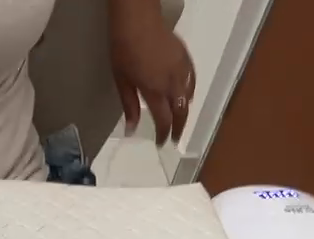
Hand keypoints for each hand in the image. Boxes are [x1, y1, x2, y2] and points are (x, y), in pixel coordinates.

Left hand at [109, 0, 194, 144]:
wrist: (137, 19)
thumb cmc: (123, 50)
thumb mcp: (122, 82)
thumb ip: (129, 107)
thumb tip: (132, 130)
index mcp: (155, 90)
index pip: (164, 120)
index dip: (164, 134)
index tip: (161, 144)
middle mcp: (172, 82)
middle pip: (181, 111)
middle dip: (179, 127)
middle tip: (174, 138)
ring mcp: (180, 68)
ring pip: (189, 95)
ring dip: (185, 110)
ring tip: (179, 119)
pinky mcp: (184, 56)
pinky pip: (192, 78)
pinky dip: (190, 90)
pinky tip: (186, 94)